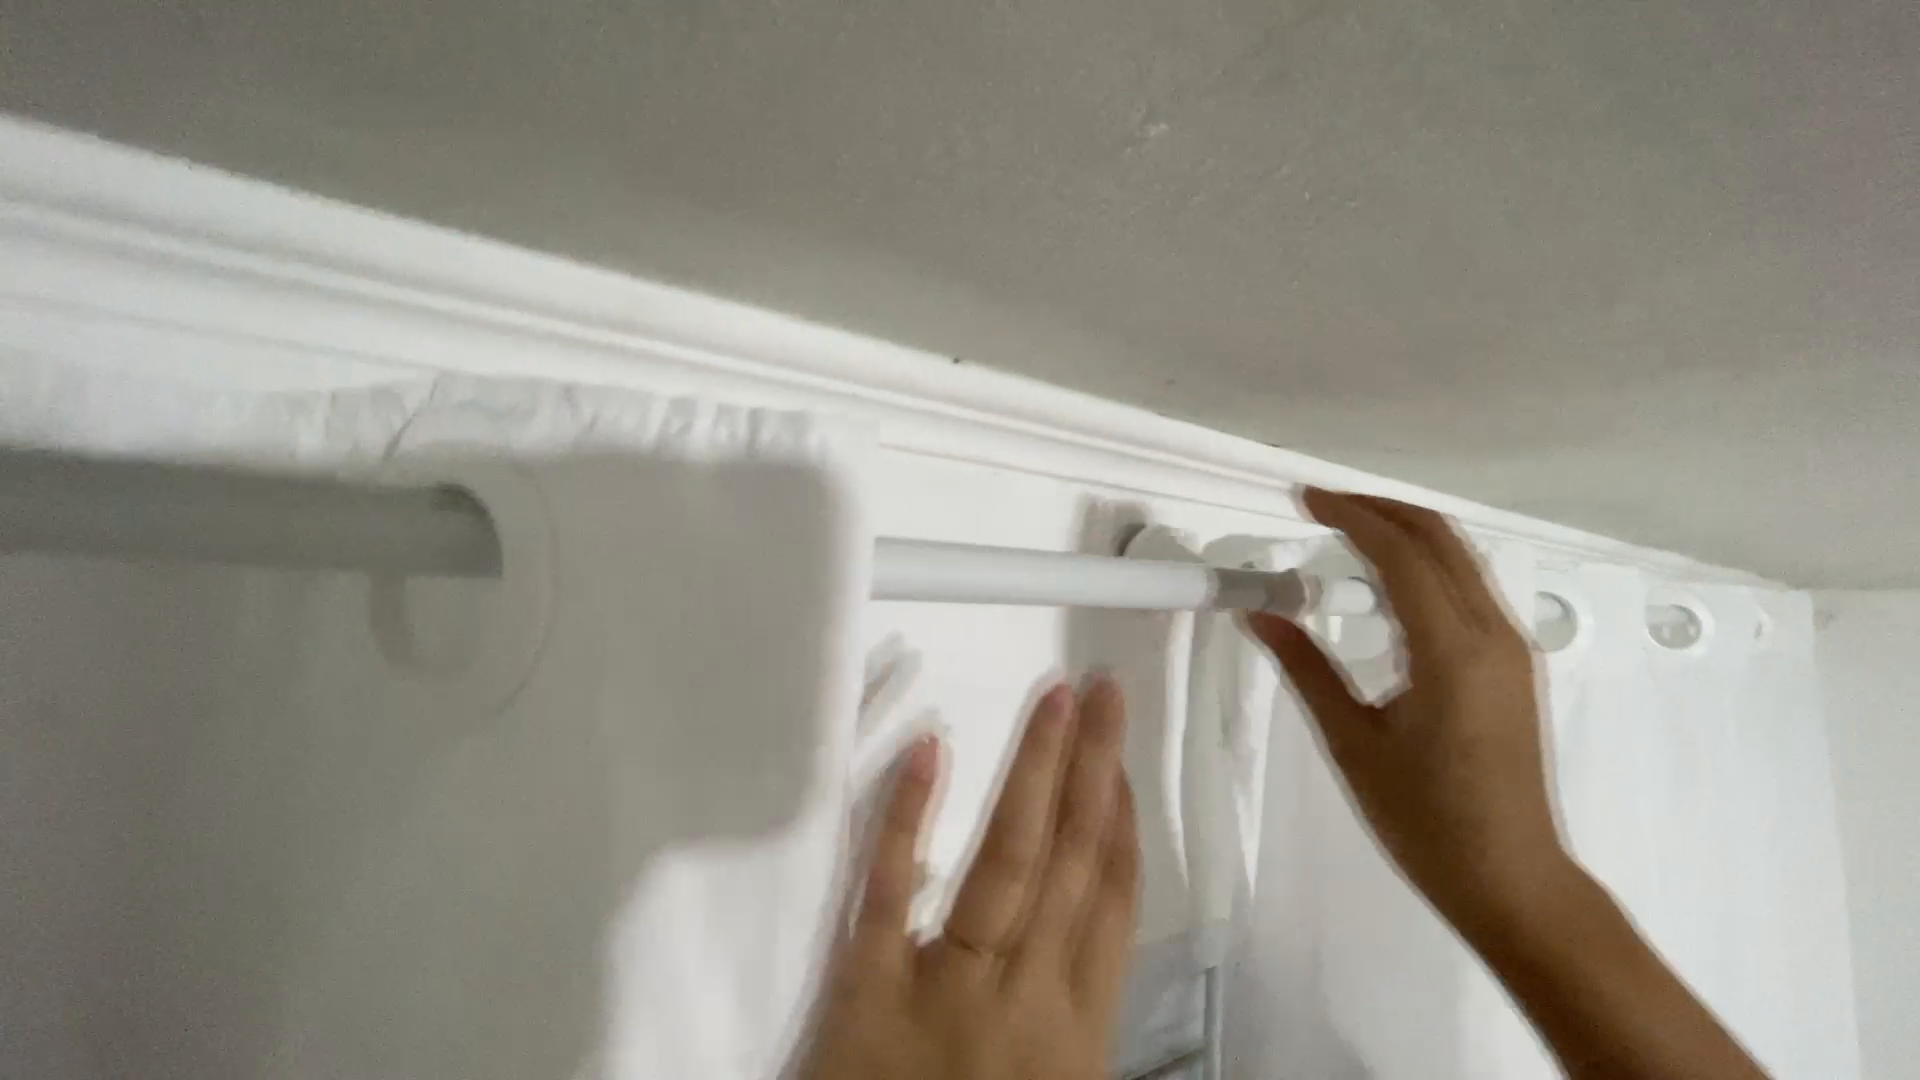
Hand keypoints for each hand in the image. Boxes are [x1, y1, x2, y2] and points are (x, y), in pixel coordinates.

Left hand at [799, 679, 1140, 1079]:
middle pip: (1071, 860)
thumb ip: (1070, 1007)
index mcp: (1075, 1027)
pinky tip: (932, 748)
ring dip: (1033, 770)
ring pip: (1006, 860)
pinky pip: (890, 888)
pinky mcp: (867, 988)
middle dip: (1093, 766)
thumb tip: (1088, 920)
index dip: (1121, 819)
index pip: (1112, 900)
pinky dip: (909, 815)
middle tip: (1104, 691)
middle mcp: (1024, 995)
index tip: (1122, 758)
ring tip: (1055, 699)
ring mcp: (947, 987)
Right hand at [1249, 488, 1570, 939]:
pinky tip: (1382, 582)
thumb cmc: (1423, 818)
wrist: (1511, 879)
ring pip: (1460, 560)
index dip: (1351, 516)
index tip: (1303, 499)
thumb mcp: (1351, 741)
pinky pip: (1467, 588)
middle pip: (1441, 541)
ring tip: (1343, 532)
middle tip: (1320, 504)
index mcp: (1452, 652)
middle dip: (1380, 509)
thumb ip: (1306, 667)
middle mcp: (1493, 635)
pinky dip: (1422, 564)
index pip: (1402, 555)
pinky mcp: (1512, 664)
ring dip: (1403, 532)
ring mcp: (1511, 648)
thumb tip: (1258, 613)